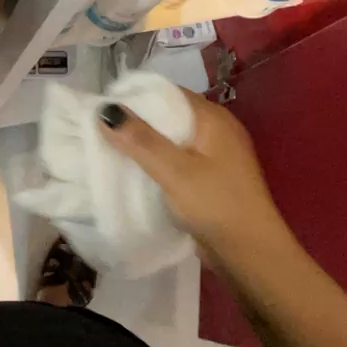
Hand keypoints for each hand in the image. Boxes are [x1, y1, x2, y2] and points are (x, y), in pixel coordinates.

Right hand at [99, 91, 286, 252]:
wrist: (249, 254)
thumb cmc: (216, 205)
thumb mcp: (175, 171)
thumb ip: (141, 140)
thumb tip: (105, 109)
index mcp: (213, 119)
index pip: (168, 93)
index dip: (135, 96)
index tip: (101, 107)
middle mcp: (215, 131)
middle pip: (167, 115)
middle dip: (134, 121)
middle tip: (97, 129)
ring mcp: (212, 156)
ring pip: (169, 140)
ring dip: (142, 144)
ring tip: (107, 148)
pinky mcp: (207, 178)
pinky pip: (173, 160)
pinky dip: (153, 162)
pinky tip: (131, 171)